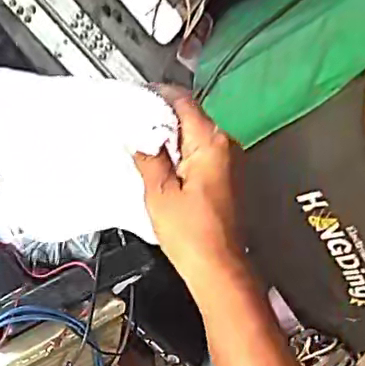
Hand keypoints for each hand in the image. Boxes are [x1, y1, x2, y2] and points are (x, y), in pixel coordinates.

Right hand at [134, 90, 247, 293]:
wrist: (217, 268)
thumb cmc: (195, 238)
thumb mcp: (158, 193)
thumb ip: (148, 157)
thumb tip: (139, 137)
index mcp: (211, 144)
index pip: (181, 101)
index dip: (155, 97)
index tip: (136, 102)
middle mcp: (226, 148)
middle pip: (189, 119)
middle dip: (160, 125)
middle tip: (134, 136)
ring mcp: (230, 165)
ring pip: (193, 141)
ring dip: (170, 146)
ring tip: (147, 163)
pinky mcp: (227, 182)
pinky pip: (200, 160)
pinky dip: (181, 163)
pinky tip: (165, 180)